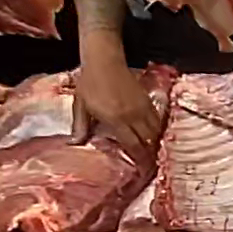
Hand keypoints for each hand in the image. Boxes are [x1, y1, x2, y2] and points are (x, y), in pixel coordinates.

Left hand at [73, 32, 160, 155]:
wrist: (104, 60)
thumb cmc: (89, 82)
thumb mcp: (80, 105)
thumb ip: (80, 126)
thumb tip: (74, 144)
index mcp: (116, 120)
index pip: (133, 145)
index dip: (140, 160)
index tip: (143, 171)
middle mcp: (133, 116)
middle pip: (149, 141)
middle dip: (151, 155)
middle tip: (152, 167)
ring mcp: (143, 108)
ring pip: (156, 132)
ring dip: (156, 143)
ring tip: (155, 153)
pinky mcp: (148, 101)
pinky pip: (158, 121)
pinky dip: (158, 131)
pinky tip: (155, 136)